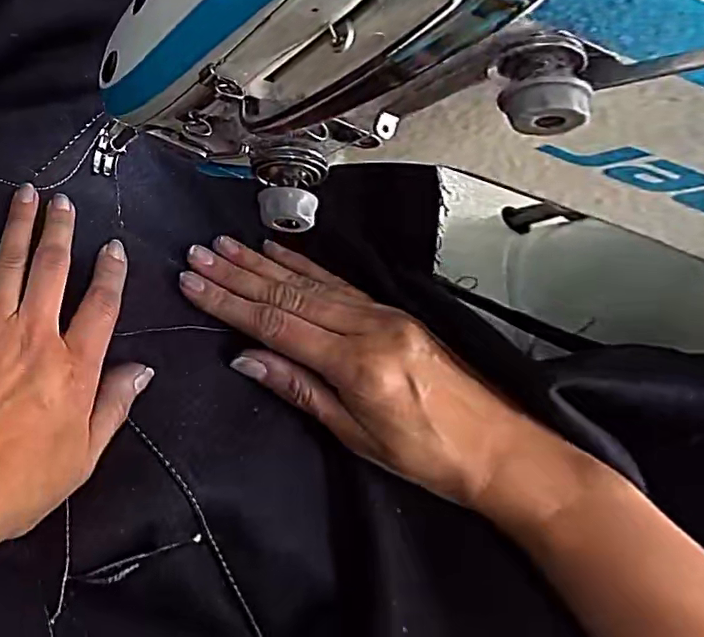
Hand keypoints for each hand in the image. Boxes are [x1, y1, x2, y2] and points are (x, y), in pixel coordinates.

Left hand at [0, 185, 152, 546]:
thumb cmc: (14, 482)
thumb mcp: (81, 457)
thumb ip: (114, 407)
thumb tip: (143, 370)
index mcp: (73, 366)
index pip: (100, 306)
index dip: (111, 272)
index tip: (113, 247)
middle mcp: (36, 333)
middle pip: (55, 268)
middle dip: (62, 230)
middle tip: (65, 202)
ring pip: (12, 260)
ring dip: (20, 222)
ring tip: (27, 193)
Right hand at [178, 237, 606, 520]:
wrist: (508, 452)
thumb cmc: (435, 457)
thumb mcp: (358, 436)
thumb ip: (299, 389)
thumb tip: (246, 359)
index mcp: (357, 364)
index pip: (275, 323)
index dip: (228, 302)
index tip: (195, 284)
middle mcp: (367, 328)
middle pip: (285, 294)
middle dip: (235, 274)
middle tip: (198, 254)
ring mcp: (380, 314)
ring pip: (306, 281)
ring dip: (259, 262)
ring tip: (224, 246)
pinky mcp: (389, 310)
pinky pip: (336, 281)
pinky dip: (301, 263)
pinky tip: (276, 250)